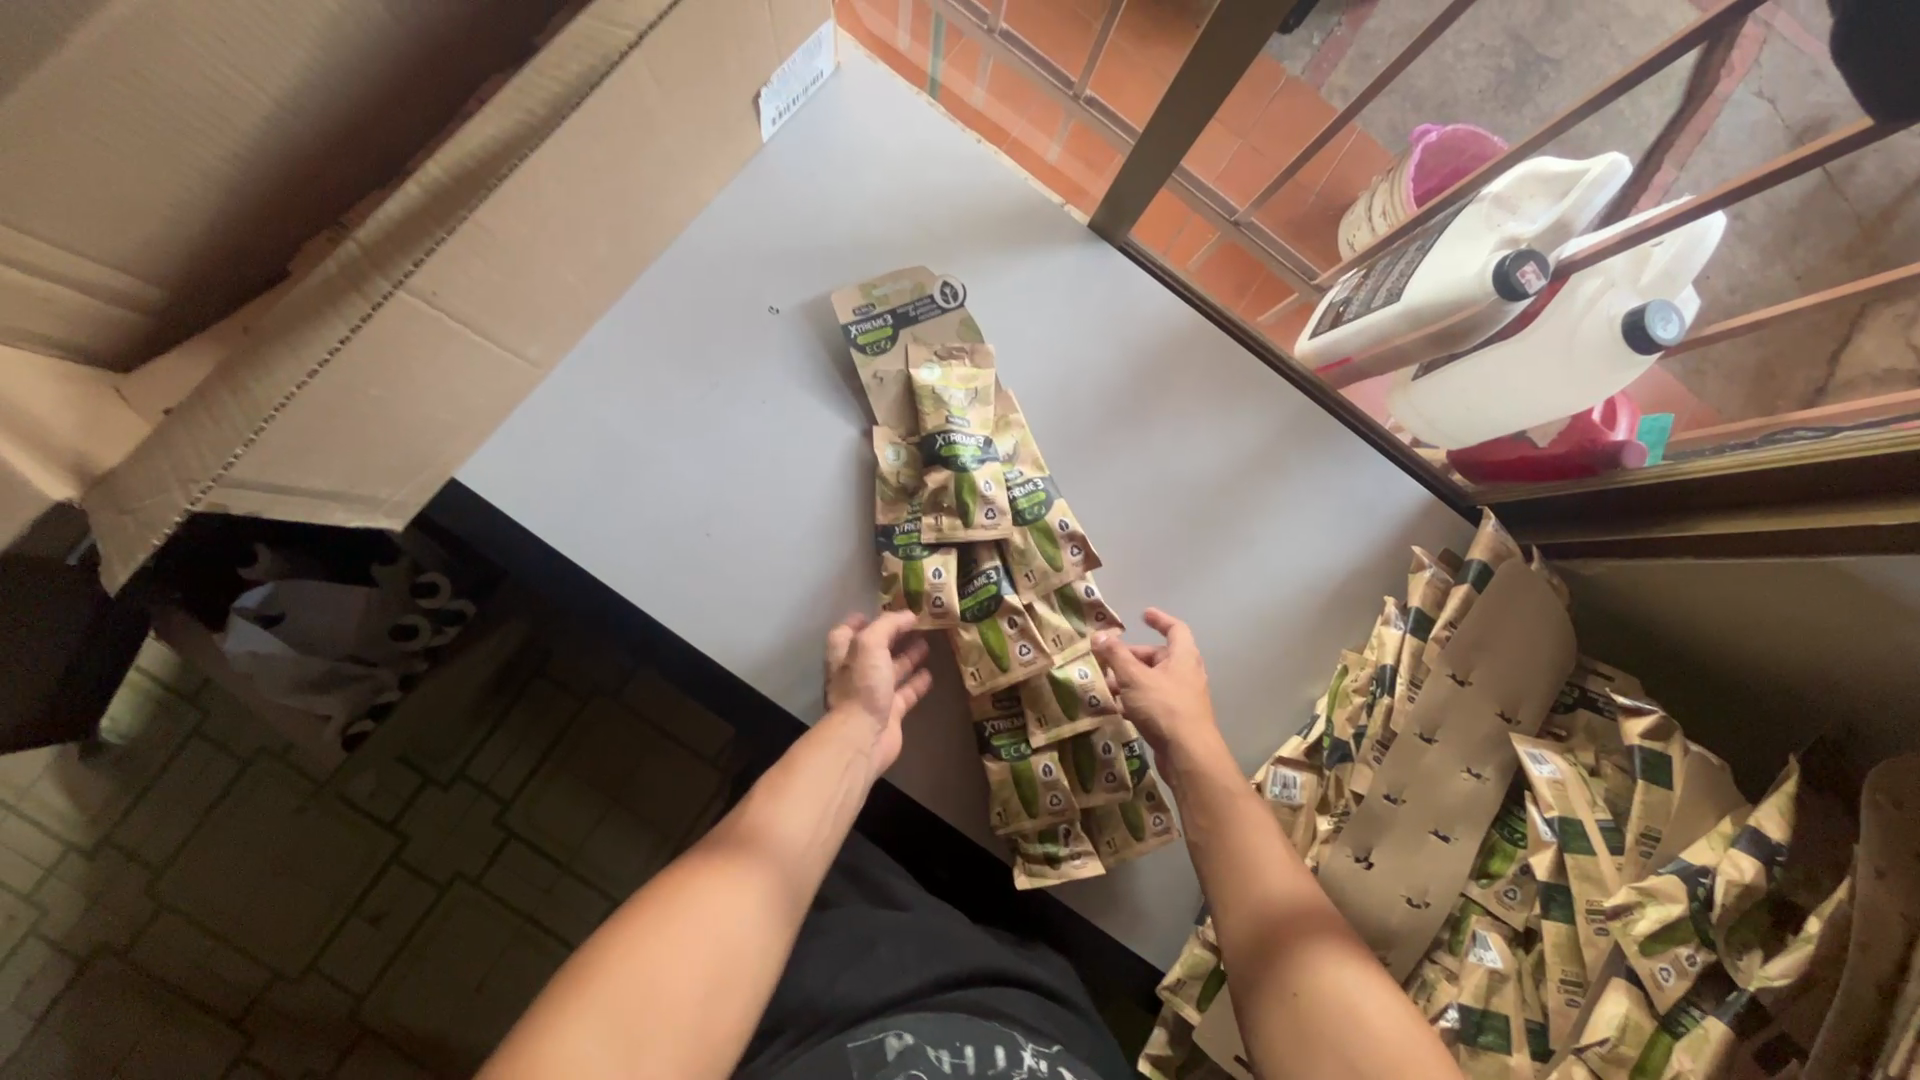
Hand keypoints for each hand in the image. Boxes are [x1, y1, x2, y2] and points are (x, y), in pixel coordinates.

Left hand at [824, 611, 932, 772]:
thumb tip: (908, 615)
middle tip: (914, 625)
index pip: (846, 632)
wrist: (862, 736)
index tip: (877, 611)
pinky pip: (905, 694)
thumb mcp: (870, 644)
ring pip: (891, 671)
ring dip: (907, 658)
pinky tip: (930, 674)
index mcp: (843, 655)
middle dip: (891, 637)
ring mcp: (872, 694)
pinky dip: (916, 683)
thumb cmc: (861, 686)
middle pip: (873, 650)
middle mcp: (856, 673)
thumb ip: (887, 625)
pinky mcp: (890, 713)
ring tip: (927, 644)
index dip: (858, 621)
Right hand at [1093, 608, 1220, 755]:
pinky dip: (1135, 701)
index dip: (1159, 620)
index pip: (1175, 629)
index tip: (1143, 615)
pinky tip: (1117, 709)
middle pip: (1158, 657)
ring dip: (1130, 681)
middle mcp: (1186, 673)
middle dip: (1131, 658)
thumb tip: (1098, 635)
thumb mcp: (1134, 677)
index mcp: (1183, 656)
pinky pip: (1153, 702)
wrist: (1188, 754)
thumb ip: (1115, 655)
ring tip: (1106, 686)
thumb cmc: (1164, 707)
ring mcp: (1183, 698)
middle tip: (1107, 661)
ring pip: (1152, 681)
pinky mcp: (1176, 719)